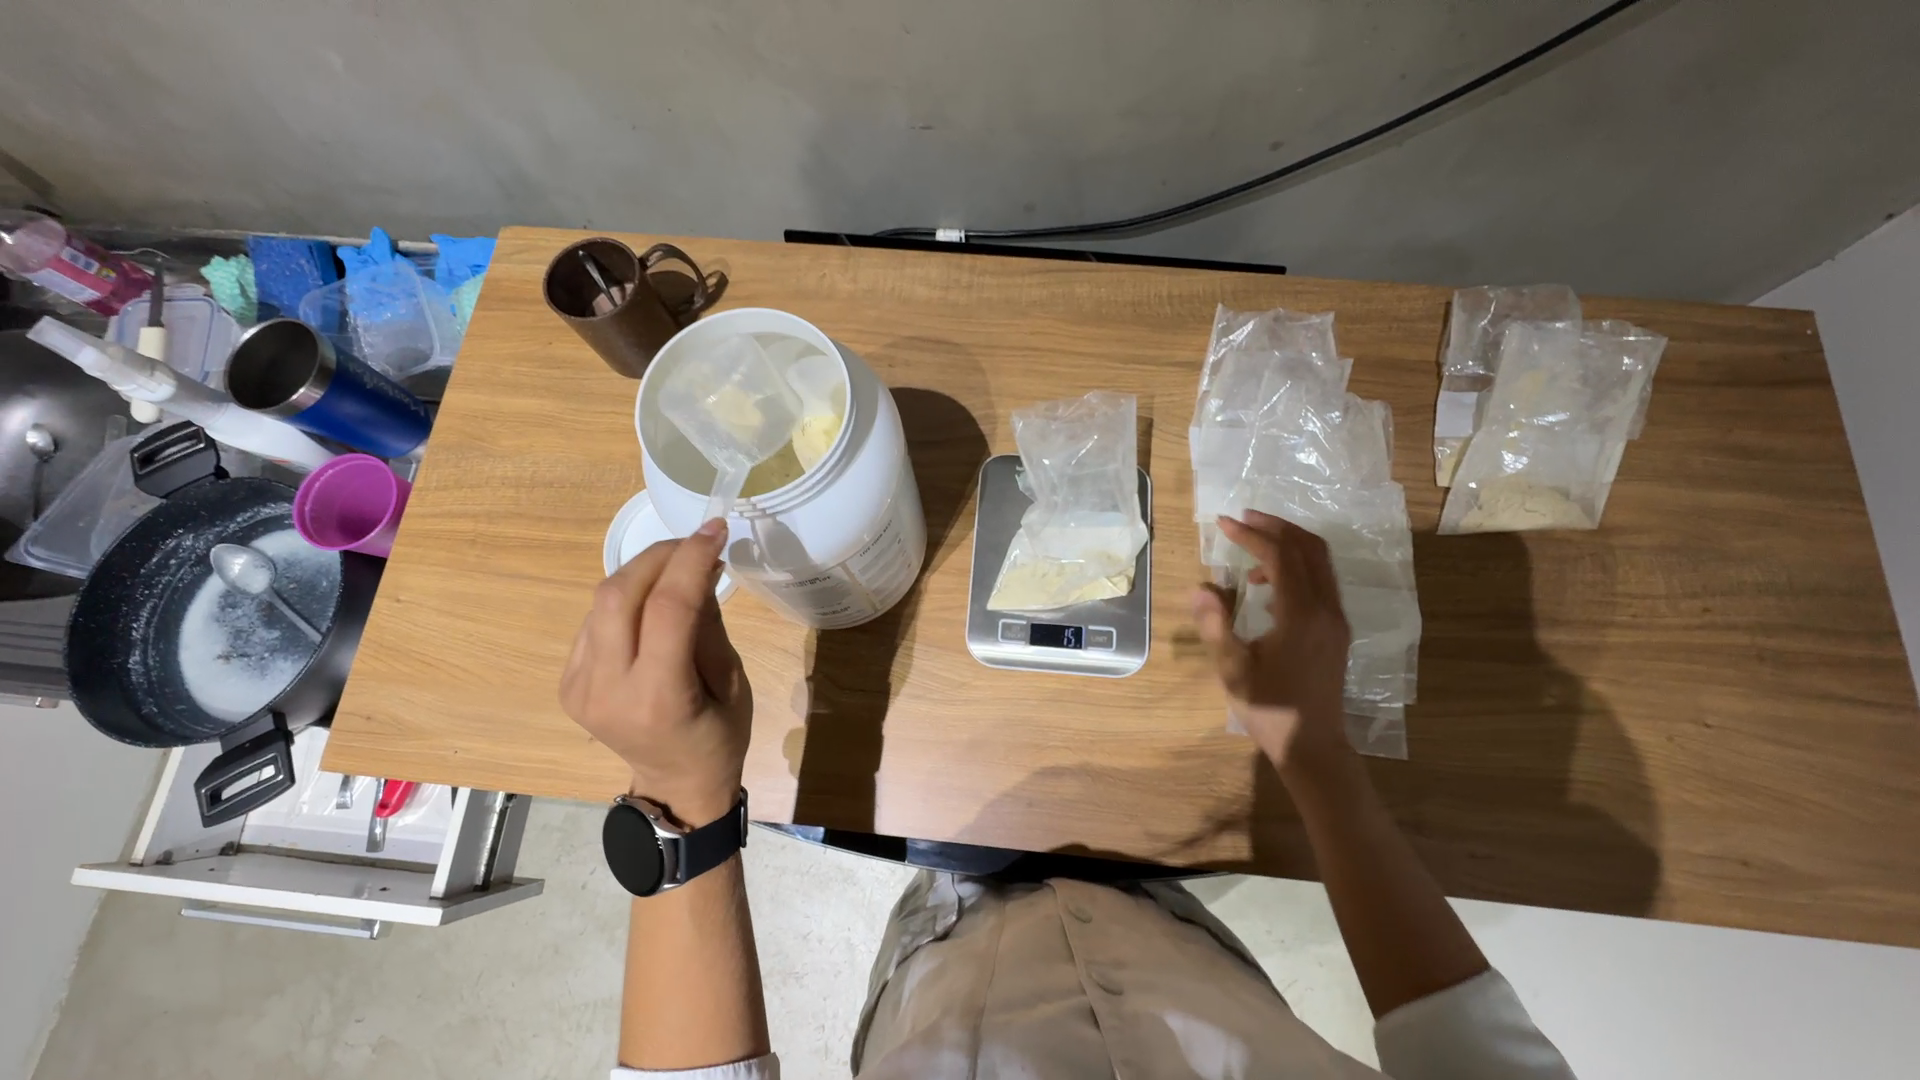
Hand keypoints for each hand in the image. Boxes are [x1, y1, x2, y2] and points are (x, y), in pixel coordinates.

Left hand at [559, 519, 750, 826]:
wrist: (675, 785)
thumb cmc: (719, 736)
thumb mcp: (731, 681)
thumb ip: (708, 624)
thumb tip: (700, 567)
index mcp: (658, 698)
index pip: (668, 608)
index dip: (691, 560)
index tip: (716, 530)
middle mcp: (607, 690)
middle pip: (619, 595)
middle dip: (659, 556)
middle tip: (695, 544)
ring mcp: (580, 687)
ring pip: (602, 602)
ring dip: (642, 573)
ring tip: (678, 567)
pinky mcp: (569, 683)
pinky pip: (595, 622)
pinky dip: (627, 599)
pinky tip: (652, 602)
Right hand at [1192, 511, 1352, 775]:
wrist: (1312, 744)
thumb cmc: (1269, 709)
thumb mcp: (1232, 670)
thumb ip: (1215, 625)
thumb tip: (1199, 588)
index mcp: (1301, 615)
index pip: (1279, 557)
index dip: (1251, 535)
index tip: (1223, 523)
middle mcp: (1326, 609)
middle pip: (1309, 548)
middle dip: (1275, 527)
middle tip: (1243, 519)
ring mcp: (1336, 618)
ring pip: (1320, 562)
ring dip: (1288, 545)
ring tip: (1251, 548)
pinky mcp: (1337, 629)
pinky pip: (1321, 581)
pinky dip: (1296, 568)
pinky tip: (1266, 587)